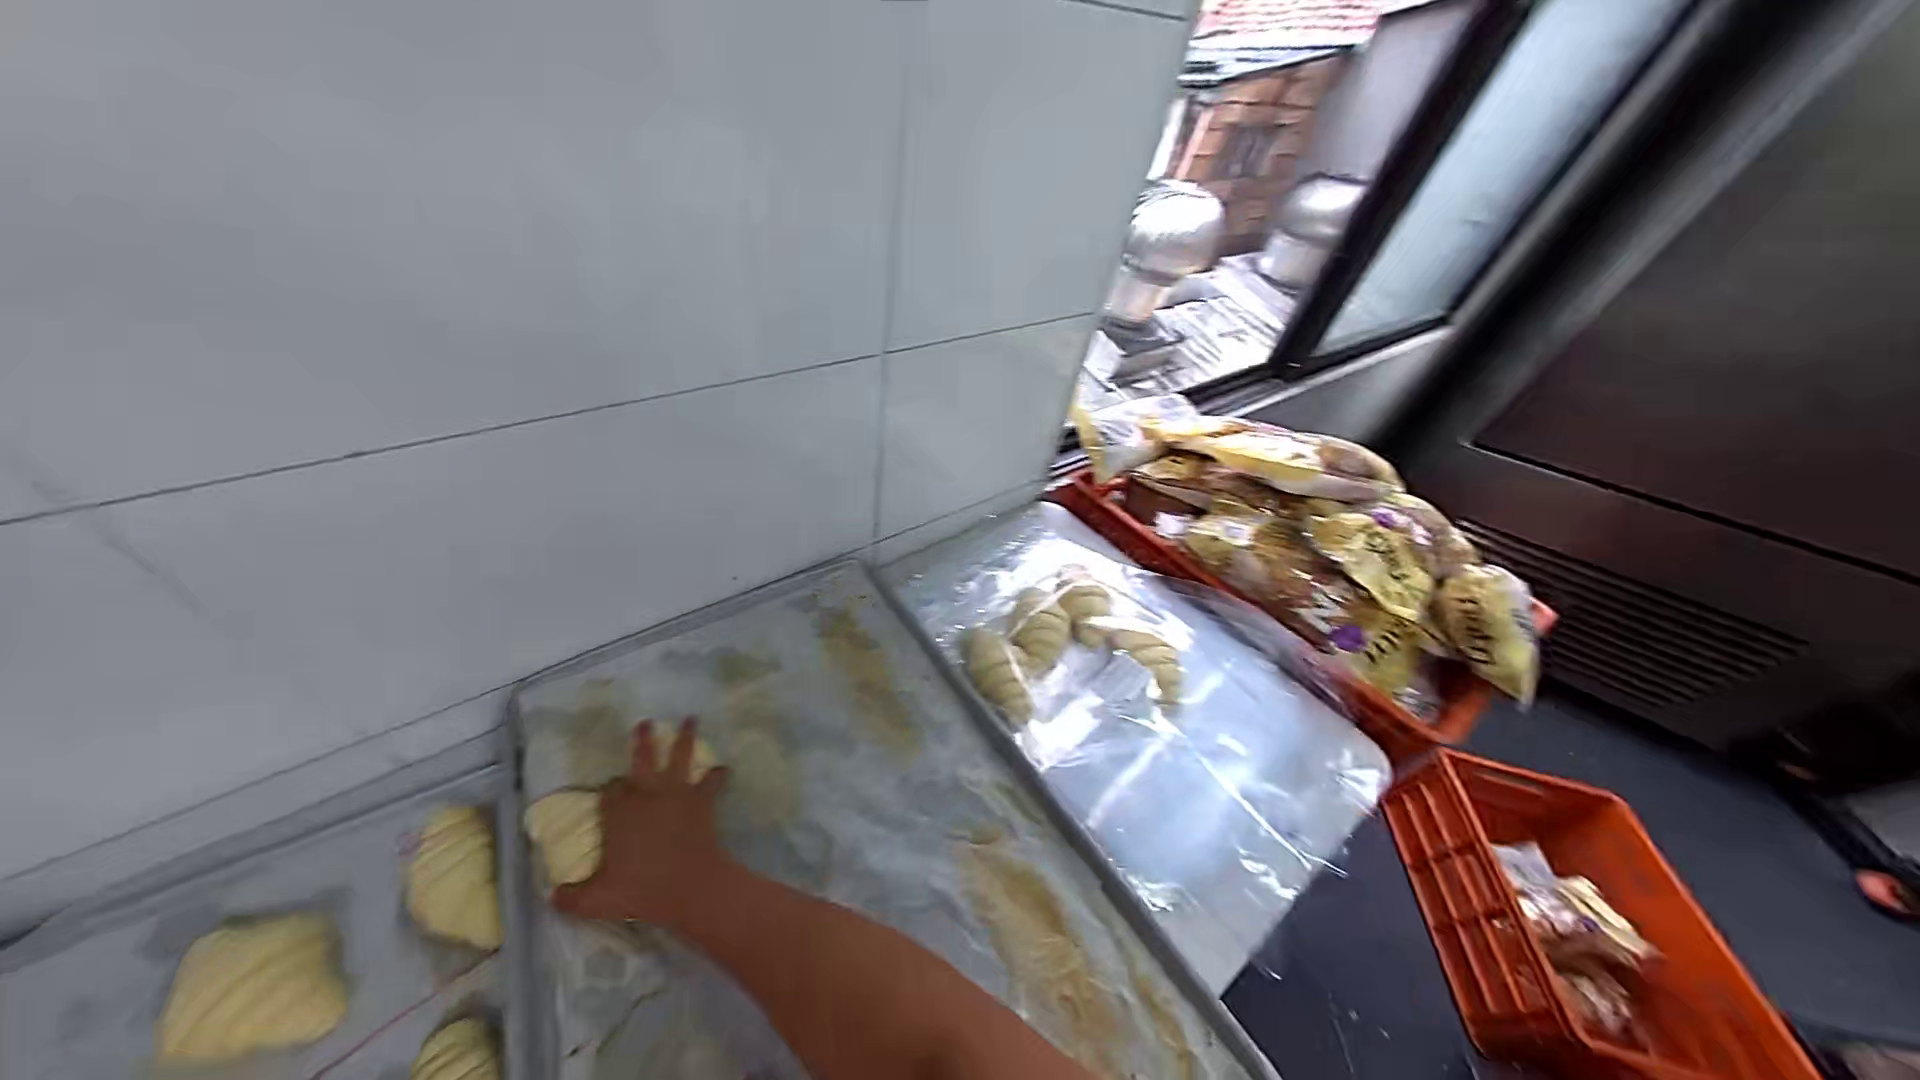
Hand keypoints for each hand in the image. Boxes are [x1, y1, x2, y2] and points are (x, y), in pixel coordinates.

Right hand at [552, 717, 733, 924]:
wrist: (686, 884)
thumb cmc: (639, 890)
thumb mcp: (595, 901)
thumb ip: (571, 897)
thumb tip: (551, 896)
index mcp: (618, 812)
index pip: (611, 790)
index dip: (611, 789)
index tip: (612, 790)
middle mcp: (646, 794)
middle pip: (642, 759)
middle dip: (643, 740)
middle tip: (645, 723)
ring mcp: (677, 793)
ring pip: (680, 756)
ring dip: (685, 737)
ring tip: (691, 719)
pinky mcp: (701, 799)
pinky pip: (711, 782)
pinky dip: (717, 775)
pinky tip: (723, 769)